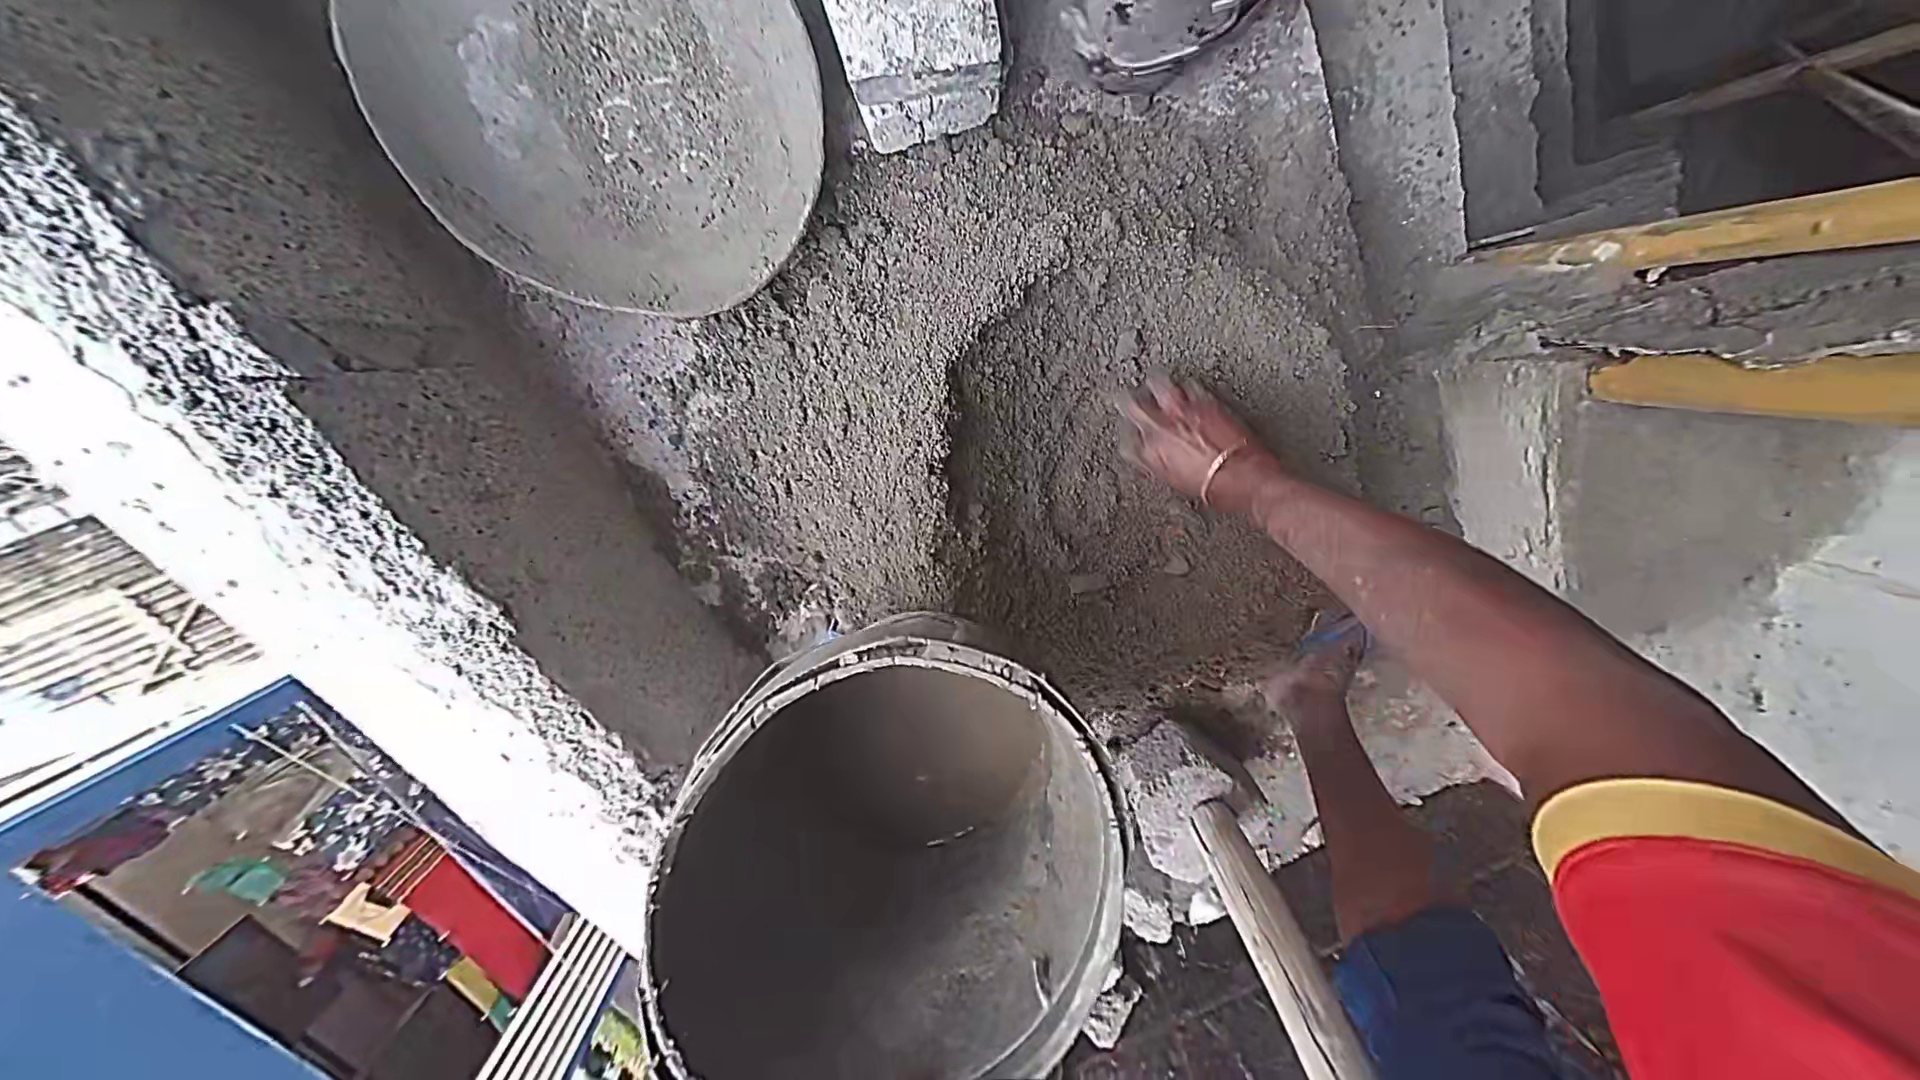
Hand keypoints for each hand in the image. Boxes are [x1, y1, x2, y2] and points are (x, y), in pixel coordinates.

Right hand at [1115, 376, 1274, 504]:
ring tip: (1156, 384)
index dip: (1130, 432)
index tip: (1134, 431)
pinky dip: (1186, 386)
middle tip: (1134, 398)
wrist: (1242, 477)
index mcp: (1148, 453)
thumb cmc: (1213, 487)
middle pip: (1131, 404)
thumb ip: (1159, 462)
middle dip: (1131, 400)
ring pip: (1156, 385)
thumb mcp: (1174, 481)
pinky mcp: (1205, 400)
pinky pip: (1188, 384)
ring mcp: (1181, 410)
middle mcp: (1158, 427)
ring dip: (1156, 385)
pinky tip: (1187, 388)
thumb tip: (1157, 456)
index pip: (1127, 436)